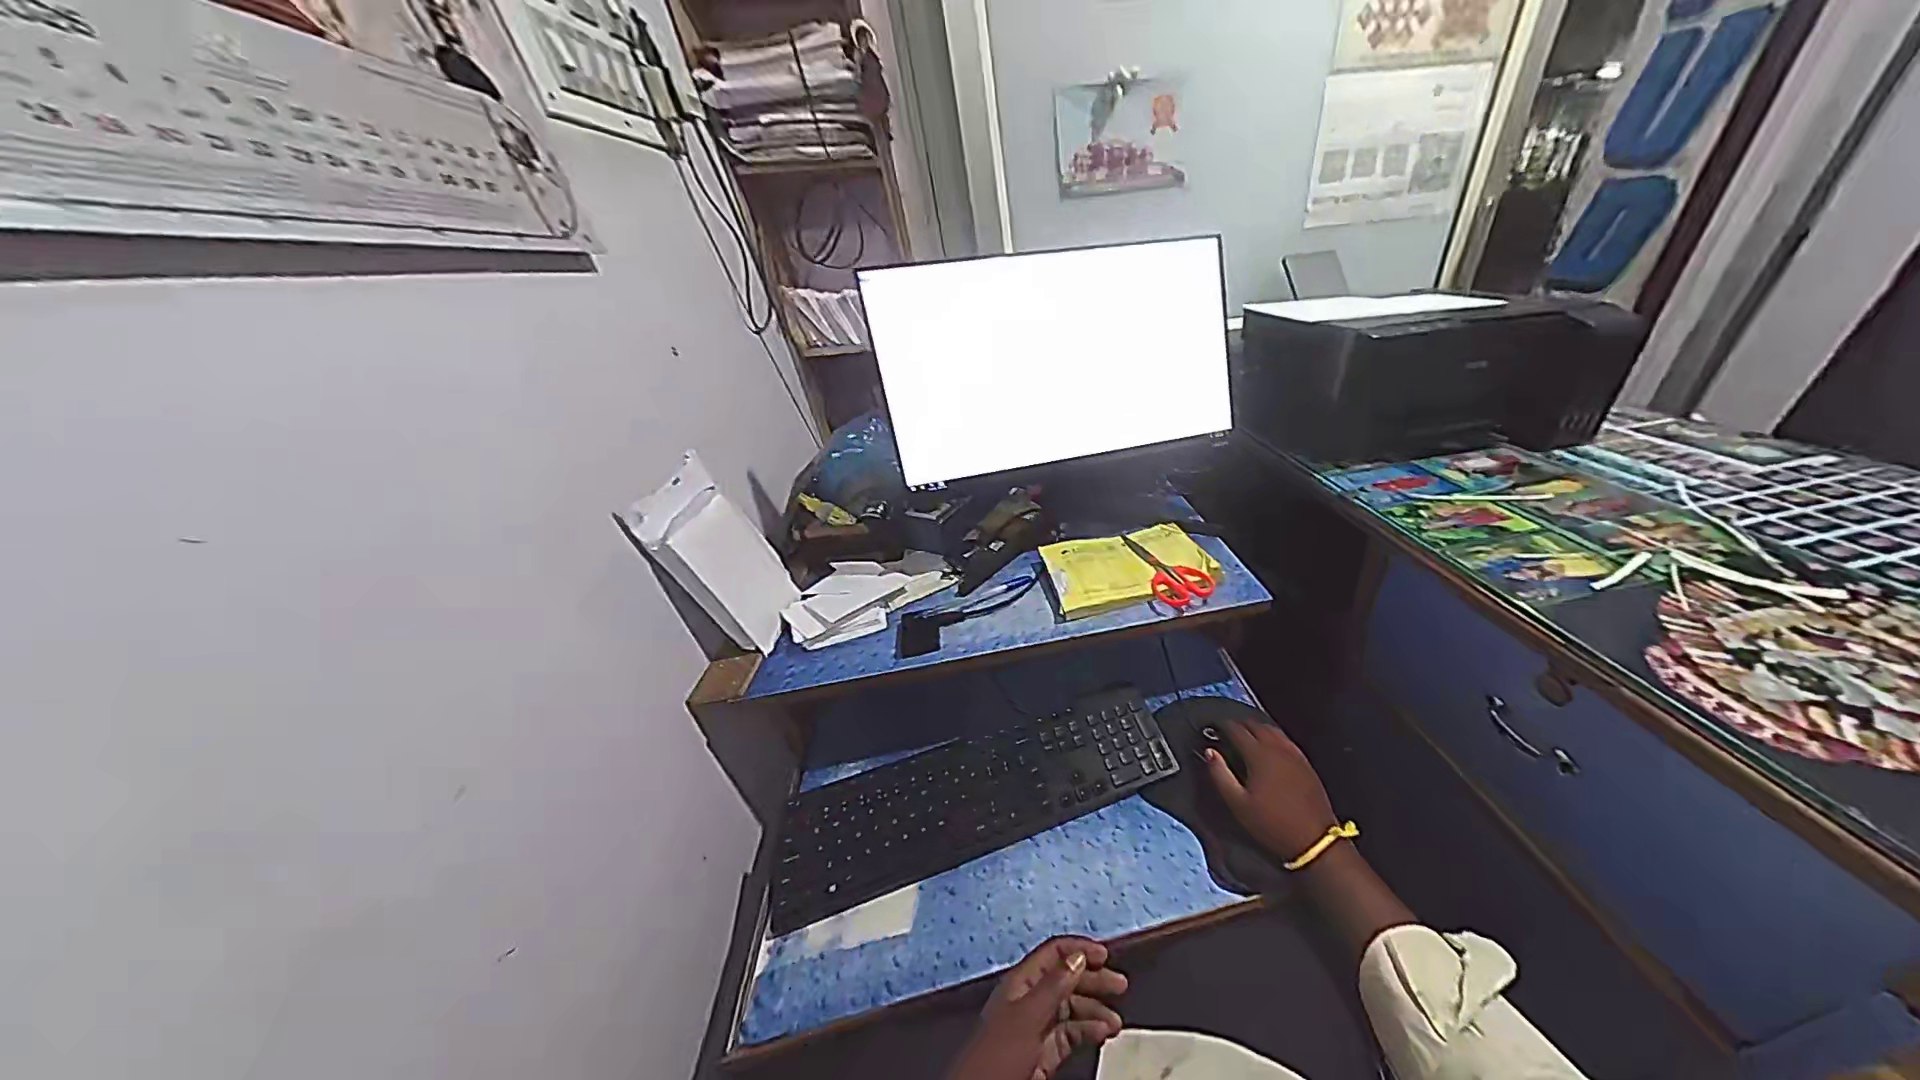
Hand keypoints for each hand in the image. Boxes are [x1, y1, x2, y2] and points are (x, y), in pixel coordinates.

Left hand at [944, 936, 1127, 1079]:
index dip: (1078, 949)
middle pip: (1065, 979)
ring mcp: (1036, 1026)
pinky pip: (1069, 1034)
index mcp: (1021, 982)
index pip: (1053, 953)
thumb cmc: (998, 1053)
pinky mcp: (1042, 1052)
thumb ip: (1053, 986)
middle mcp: (1029, 999)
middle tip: (1120, 985)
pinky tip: (1102, 1034)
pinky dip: (1087, 1031)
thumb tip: (1078, 956)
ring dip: (1094, 1010)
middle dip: (1092, 978)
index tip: (1105, 954)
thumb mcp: (1028, 1016)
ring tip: (1115, 1021)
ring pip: (1070, 1008)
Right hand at [1203, 720, 1340, 860]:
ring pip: (1273, 730)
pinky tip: (1269, 746)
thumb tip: (1210, 752)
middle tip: (1227, 729)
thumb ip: (1220, 774)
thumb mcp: (1237, 803)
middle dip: (1239, 723)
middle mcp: (1278, 749)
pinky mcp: (1306, 764)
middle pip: (1255, 725)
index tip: (1214, 726)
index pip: (1236, 730)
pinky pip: (1286, 740)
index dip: (1222, 725)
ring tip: (1246, 734)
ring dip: (1257, 727)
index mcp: (1259, 755)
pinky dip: (1273, 736)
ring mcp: (1295, 755)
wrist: (1314, 841)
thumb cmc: (1272, 823)